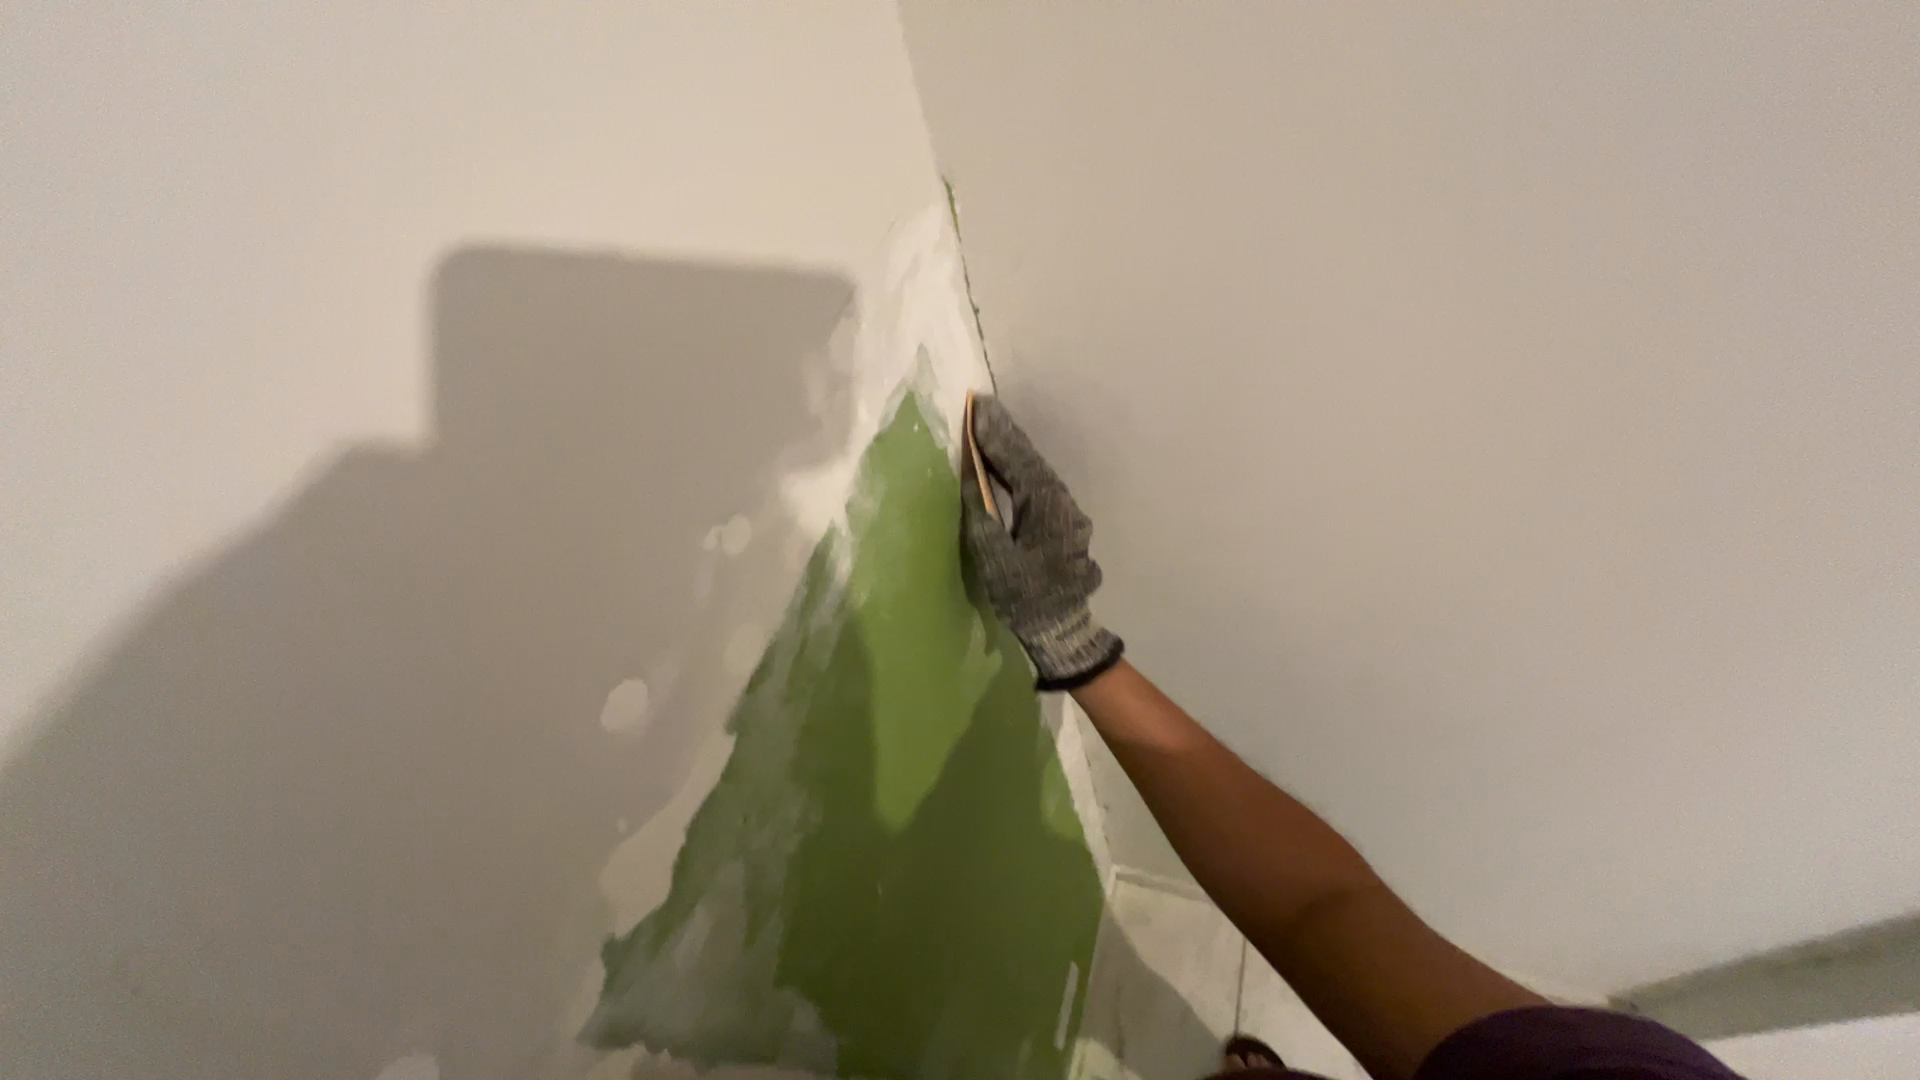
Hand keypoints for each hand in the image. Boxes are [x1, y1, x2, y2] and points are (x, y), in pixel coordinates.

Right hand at [961, 396, 1123, 689]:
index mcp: (1046, 505)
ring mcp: (1069, 514)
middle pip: (1031, 461)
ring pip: (1038, 473)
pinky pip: (1041, 488)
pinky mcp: (1065, 526)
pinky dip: (1021, 472)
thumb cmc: (1025, 597)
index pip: (1017, 459)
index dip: (994, 434)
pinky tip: (1008, 468)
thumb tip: (969, 478)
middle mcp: (1063, 502)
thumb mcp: (994, 558)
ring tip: (990, 430)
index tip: (976, 407)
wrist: (1062, 631)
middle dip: (1005, 434)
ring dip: (1013, 451)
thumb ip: (981, 514)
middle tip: (982, 408)